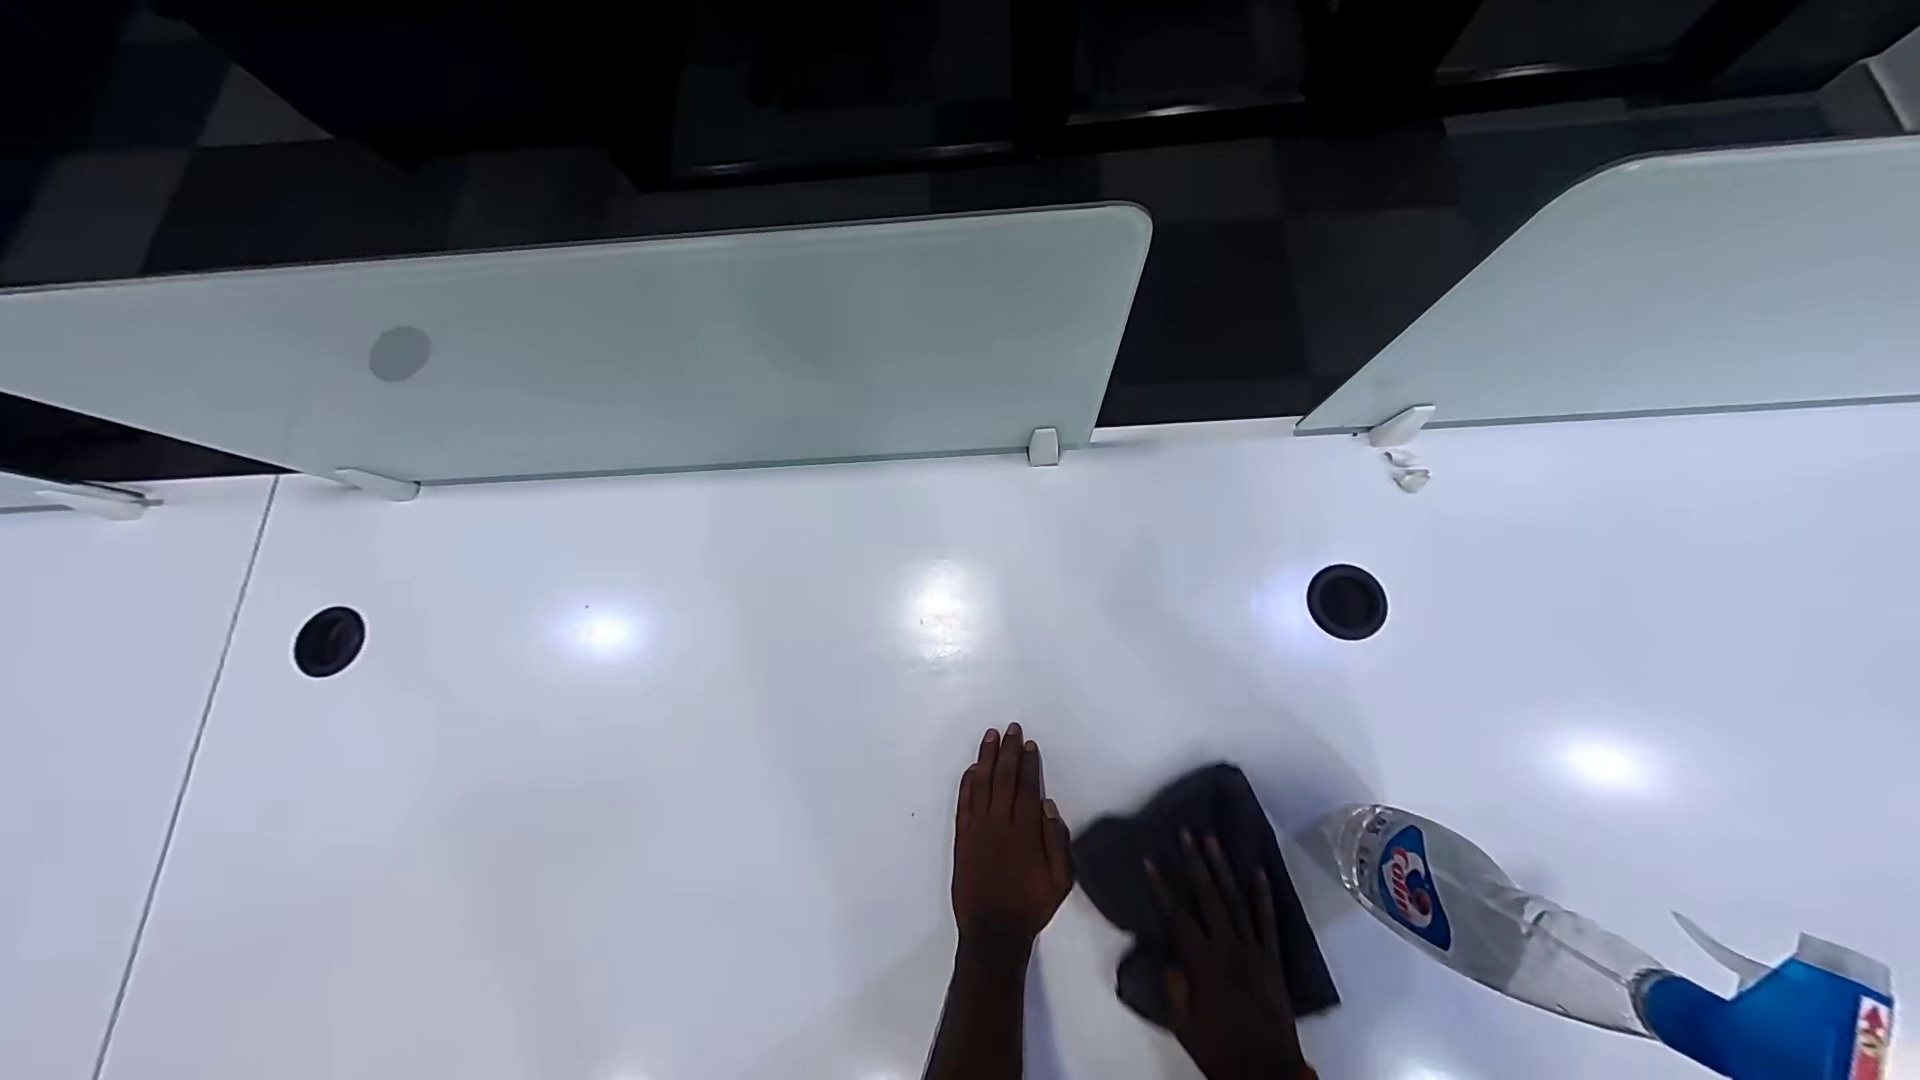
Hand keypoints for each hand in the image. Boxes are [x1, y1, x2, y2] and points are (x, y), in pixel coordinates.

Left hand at [951, 723, 1072, 956]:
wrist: (992, 932)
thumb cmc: (1030, 906)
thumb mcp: (1059, 881)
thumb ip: (1056, 842)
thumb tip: (1049, 806)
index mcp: (1025, 832)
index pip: (1026, 788)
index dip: (1028, 764)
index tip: (1029, 744)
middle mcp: (999, 824)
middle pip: (1003, 778)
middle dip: (1008, 751)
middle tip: (1011, 728)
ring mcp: (977, 829)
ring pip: (981, 785)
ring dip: (986, 758)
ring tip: (990, 736)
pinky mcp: (961, 838)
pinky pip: (963, 804)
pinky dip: (966, 784)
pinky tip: (971, 769)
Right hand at [1146, 832, 1311, 1079]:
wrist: (1268, 1074)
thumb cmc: (1219, 1049)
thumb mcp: (1183, 1024)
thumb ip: (1174, 986)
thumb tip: (1170, 955)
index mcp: (1202, 963)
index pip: (1177, 915)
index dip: (1161, 887)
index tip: (1148, 860)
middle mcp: (1228, 948)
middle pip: (1208, 897)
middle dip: (1195, 862)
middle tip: (1185, 832)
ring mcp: (1254, 950)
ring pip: (1237, 900)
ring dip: (1223, 867)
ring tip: (1212, 839)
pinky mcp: (1273, 959)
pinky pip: (1268, 921)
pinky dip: (1263, 895)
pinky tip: (1257, 871)